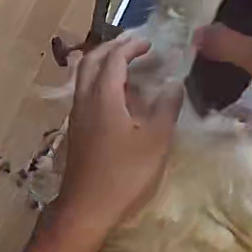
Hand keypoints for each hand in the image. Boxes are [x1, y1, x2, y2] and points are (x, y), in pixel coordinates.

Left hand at [48, 33, 181, 242]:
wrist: (86, 208)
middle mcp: (85, 100)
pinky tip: (117, 96)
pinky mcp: (77, 131)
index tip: (149, 43)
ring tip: (126, 65)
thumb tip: (174, 84)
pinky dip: (100, 81)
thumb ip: (166, 109)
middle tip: (134, 45)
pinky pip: (85, 92)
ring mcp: (77, 116)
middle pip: (91, 61)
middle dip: (112, 48)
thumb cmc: (124, 174)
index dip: (131, 47)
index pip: (114, 60)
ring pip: (84, 77)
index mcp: (103, 98)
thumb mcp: (155, 141)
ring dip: (103, 63)